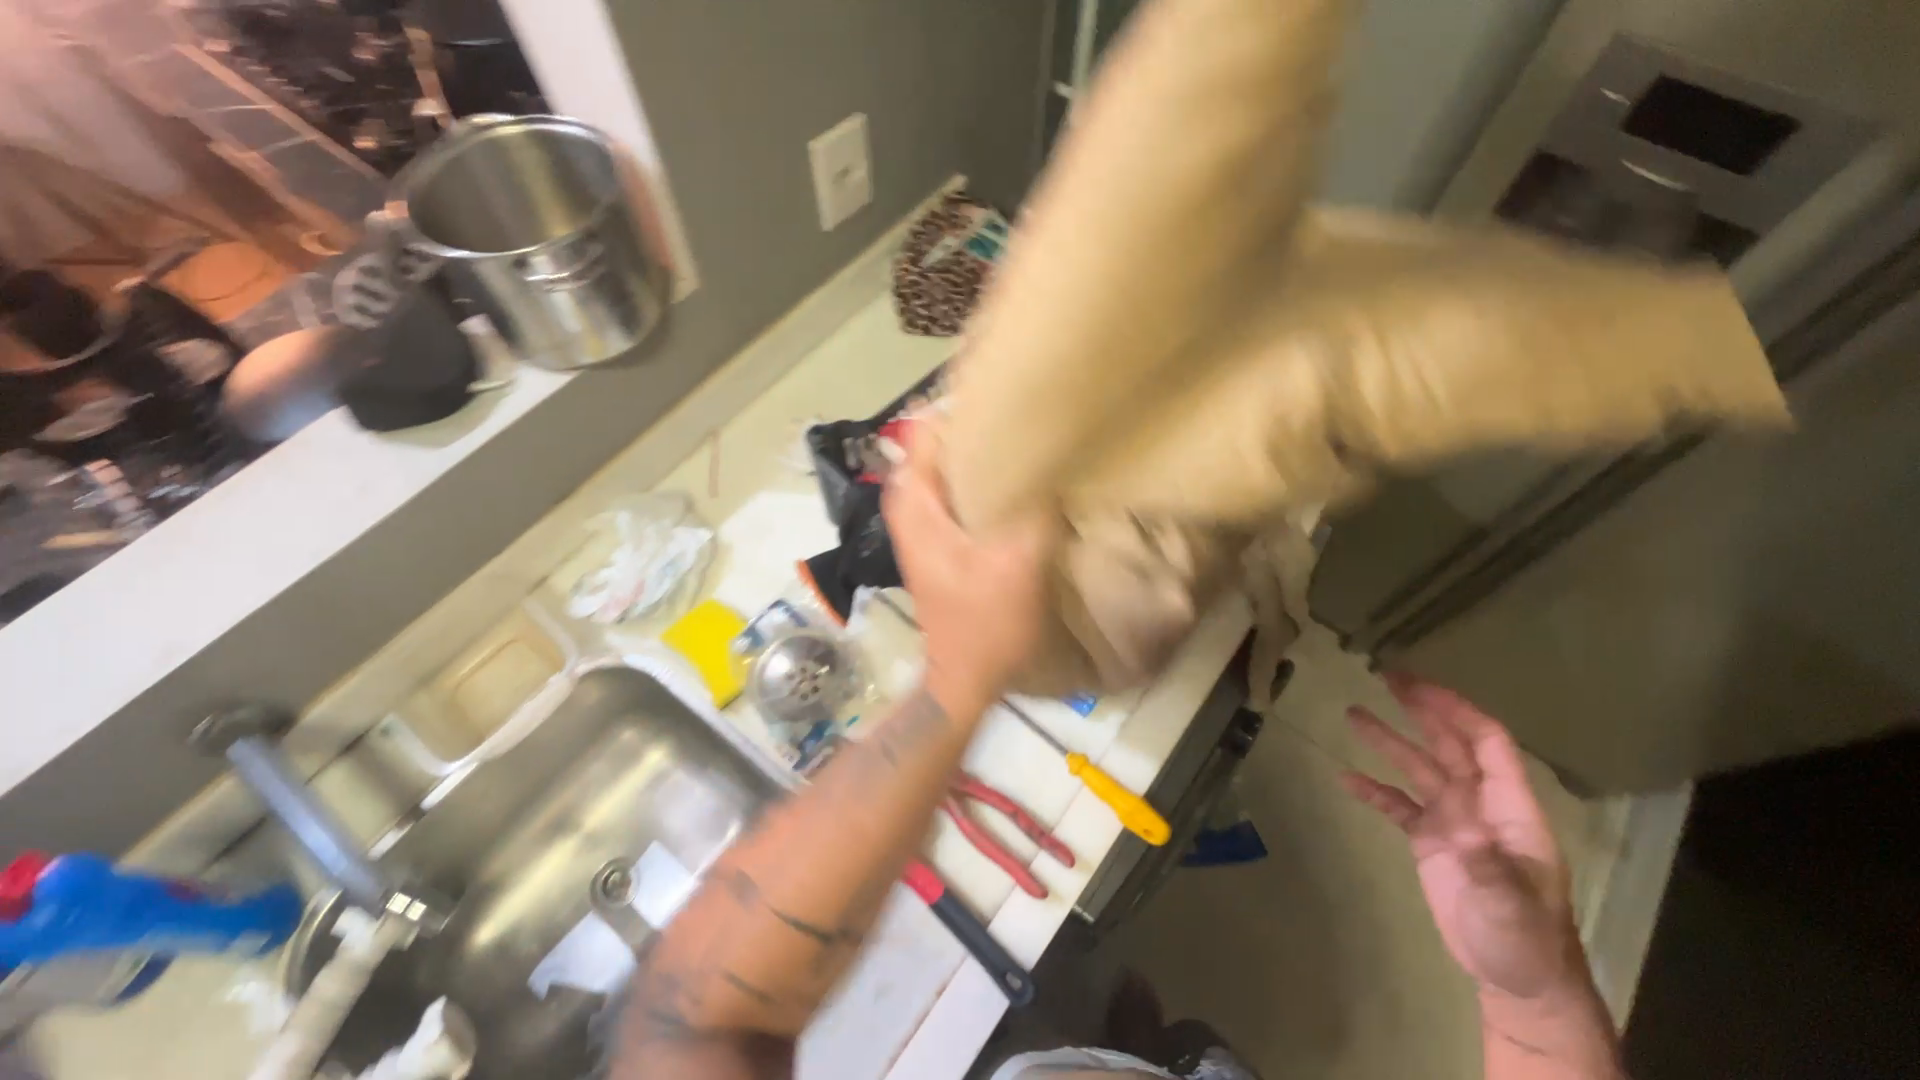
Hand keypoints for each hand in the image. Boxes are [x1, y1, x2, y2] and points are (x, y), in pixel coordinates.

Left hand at [883, 419, 1054, 716]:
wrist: (965, 680)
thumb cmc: (987, 623)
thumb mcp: (1019, 561)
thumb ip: (1033, 504)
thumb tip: (1053, 454)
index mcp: (916, 502)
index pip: (927, 427)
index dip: (966, 406)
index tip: (1011, 393)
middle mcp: (912, 505)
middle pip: (941, 444)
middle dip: (982, 427)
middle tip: (1030, 416)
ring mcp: (925, 523)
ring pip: (954, 469)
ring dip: (988, 457)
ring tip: (1032, 445)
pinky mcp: (943, 540)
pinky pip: (962, 492)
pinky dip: (988, 481)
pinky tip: (1024, 484)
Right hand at [1342, 675, 1585, 1001]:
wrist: (1518, 977)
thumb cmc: (1526, 935)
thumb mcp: (1509, 901)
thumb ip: (1486, 861)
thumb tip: (1462, 824)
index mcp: (1508, 805)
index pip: (1486, 742)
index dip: (1455, 710)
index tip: (1418, 687)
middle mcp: (1479, 802)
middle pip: (1449, 743)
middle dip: (1421, 709)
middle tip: (1385, 676)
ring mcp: (1453, 821)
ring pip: (1419, 768)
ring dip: (1389, 741)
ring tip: (1353, 712)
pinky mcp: (1431, 842)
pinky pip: (1399, 806)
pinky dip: (1375, 790)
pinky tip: (1346, 778)